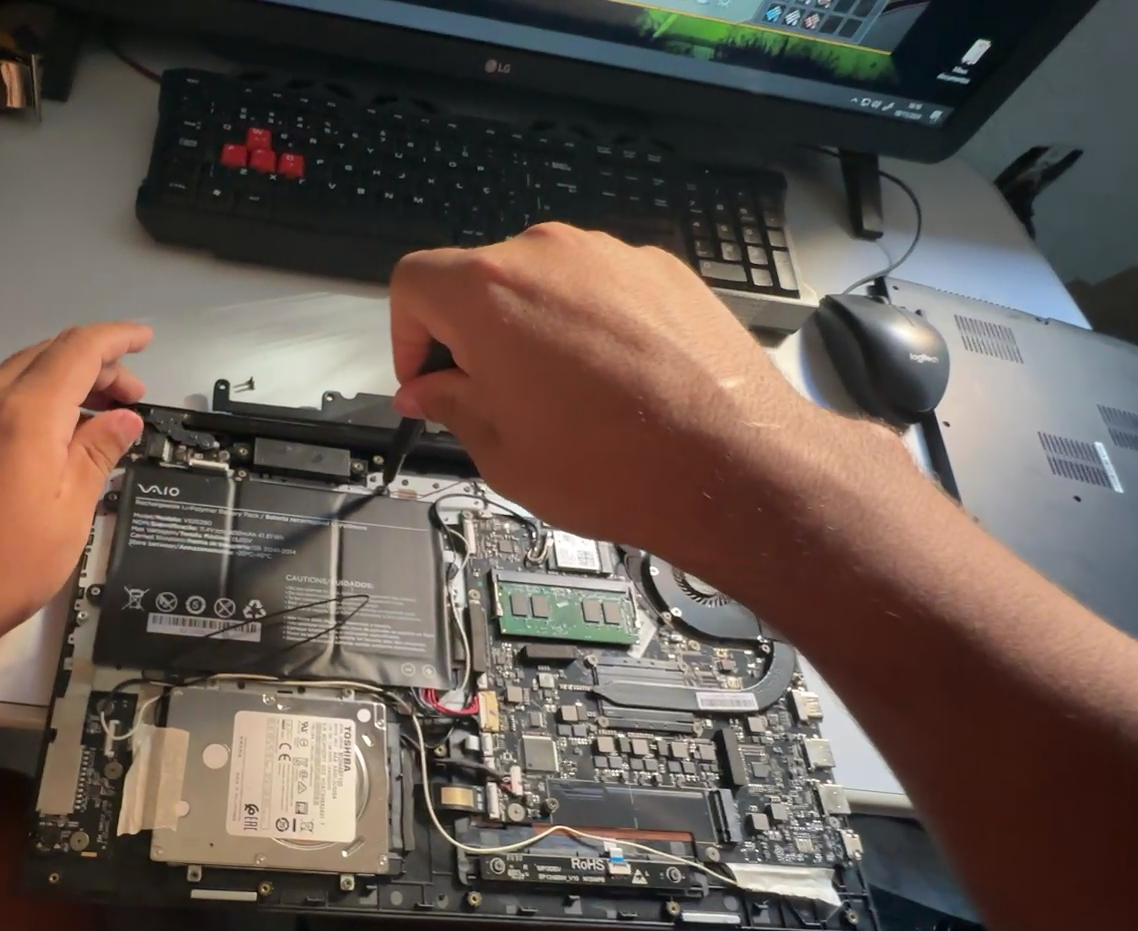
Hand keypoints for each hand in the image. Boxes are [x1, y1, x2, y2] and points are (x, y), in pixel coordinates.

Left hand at [0, 324, 150, 713]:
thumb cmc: (3, 567)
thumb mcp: (69, 512)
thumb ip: (98, 455)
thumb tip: (124, 420)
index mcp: (24, 414)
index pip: (78, 350)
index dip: (117, 339)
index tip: (145, 339)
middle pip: (48, 355)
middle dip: (96, 364)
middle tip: (132, 396)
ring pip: (20, 373)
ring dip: (65, 381)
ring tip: (101, 415)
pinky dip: (35, 399)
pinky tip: (56, 432)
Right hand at [389, 224, 866, 556]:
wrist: (731, 467)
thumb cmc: (611, 464)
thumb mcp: (497, 449)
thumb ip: (447, 404)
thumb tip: (425, 390)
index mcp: (489, 293)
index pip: (412, 282)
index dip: (406, 337)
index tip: (427, 380)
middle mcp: (547, 255)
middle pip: (474, 280)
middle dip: (466, 337)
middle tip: (485, 399)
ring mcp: (610, 257)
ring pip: (536, 284)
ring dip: (524, 331)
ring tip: (553, 399)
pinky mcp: (659, 271)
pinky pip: (592, 289)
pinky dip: (579, 326)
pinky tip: (602, 385)